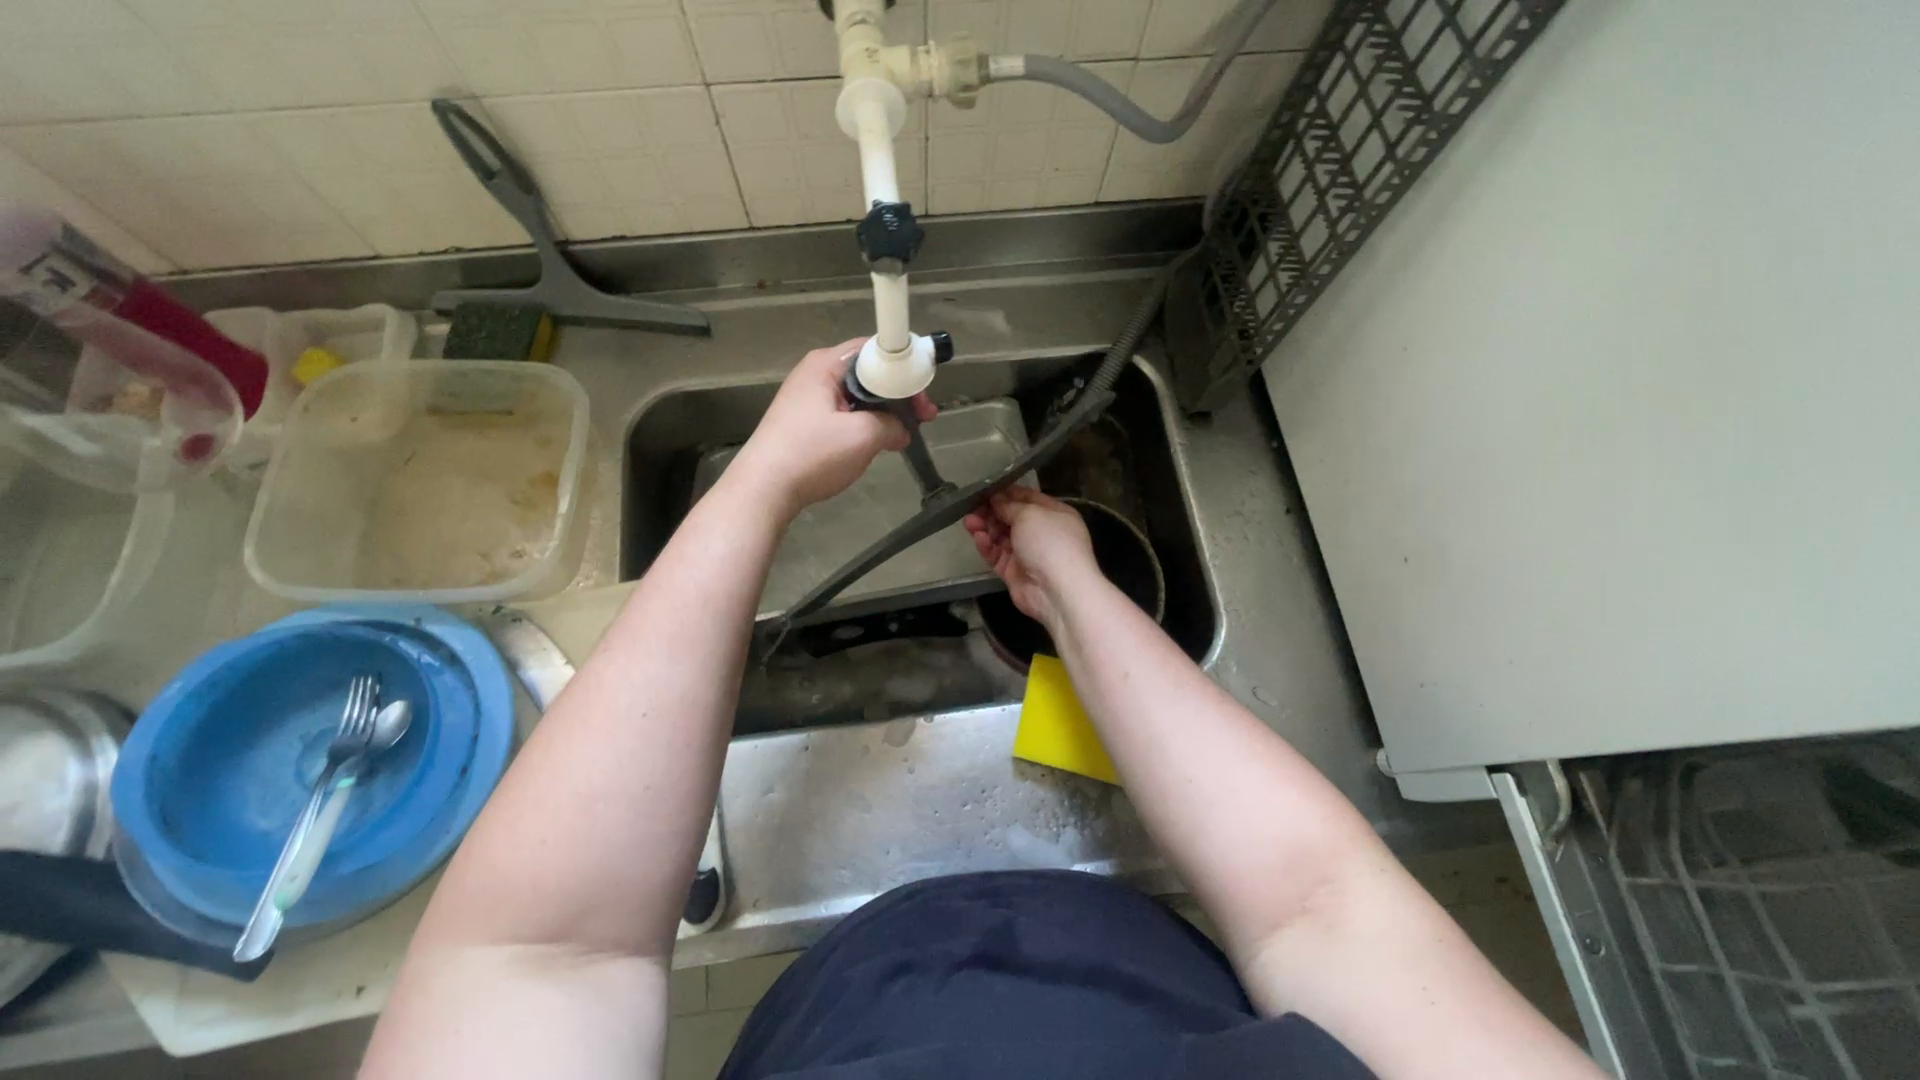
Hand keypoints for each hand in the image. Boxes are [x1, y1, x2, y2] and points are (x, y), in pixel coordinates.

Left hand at [729, 337, 936, 518]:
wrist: (764, 488)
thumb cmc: (812, 454)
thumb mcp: (862, 436)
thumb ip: (892, 425)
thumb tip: (902, 430)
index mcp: (825, 365)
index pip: (874, 349)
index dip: (904, 369)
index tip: (923, 394)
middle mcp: (815, 374)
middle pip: (868, 373)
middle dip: (898, 394)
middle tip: (923, 417)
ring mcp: (808, 398)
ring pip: (858, 396)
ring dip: (884, 412)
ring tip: (906, 433)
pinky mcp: (805, 421)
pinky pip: (845, 413)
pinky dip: (866, 424)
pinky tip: (880, 443)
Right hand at [963, 487, 1097, 629]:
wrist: (1056, 590)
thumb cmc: (1049, 542)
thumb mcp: (1030, 514)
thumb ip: (1009, 506)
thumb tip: (996, 499)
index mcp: (1054, 514)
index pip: (1027, 498)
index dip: (1006, 492)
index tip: (985, 488)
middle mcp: (1041, 532)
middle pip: (1011, 517)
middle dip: (991, 511)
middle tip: (971, 505)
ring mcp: (1027, 553)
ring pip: (1000, 536)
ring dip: (985, 527)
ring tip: (969, 521)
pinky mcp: (1013, 571)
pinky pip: (996, 555)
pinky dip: (987, 545)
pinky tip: (978, 537)